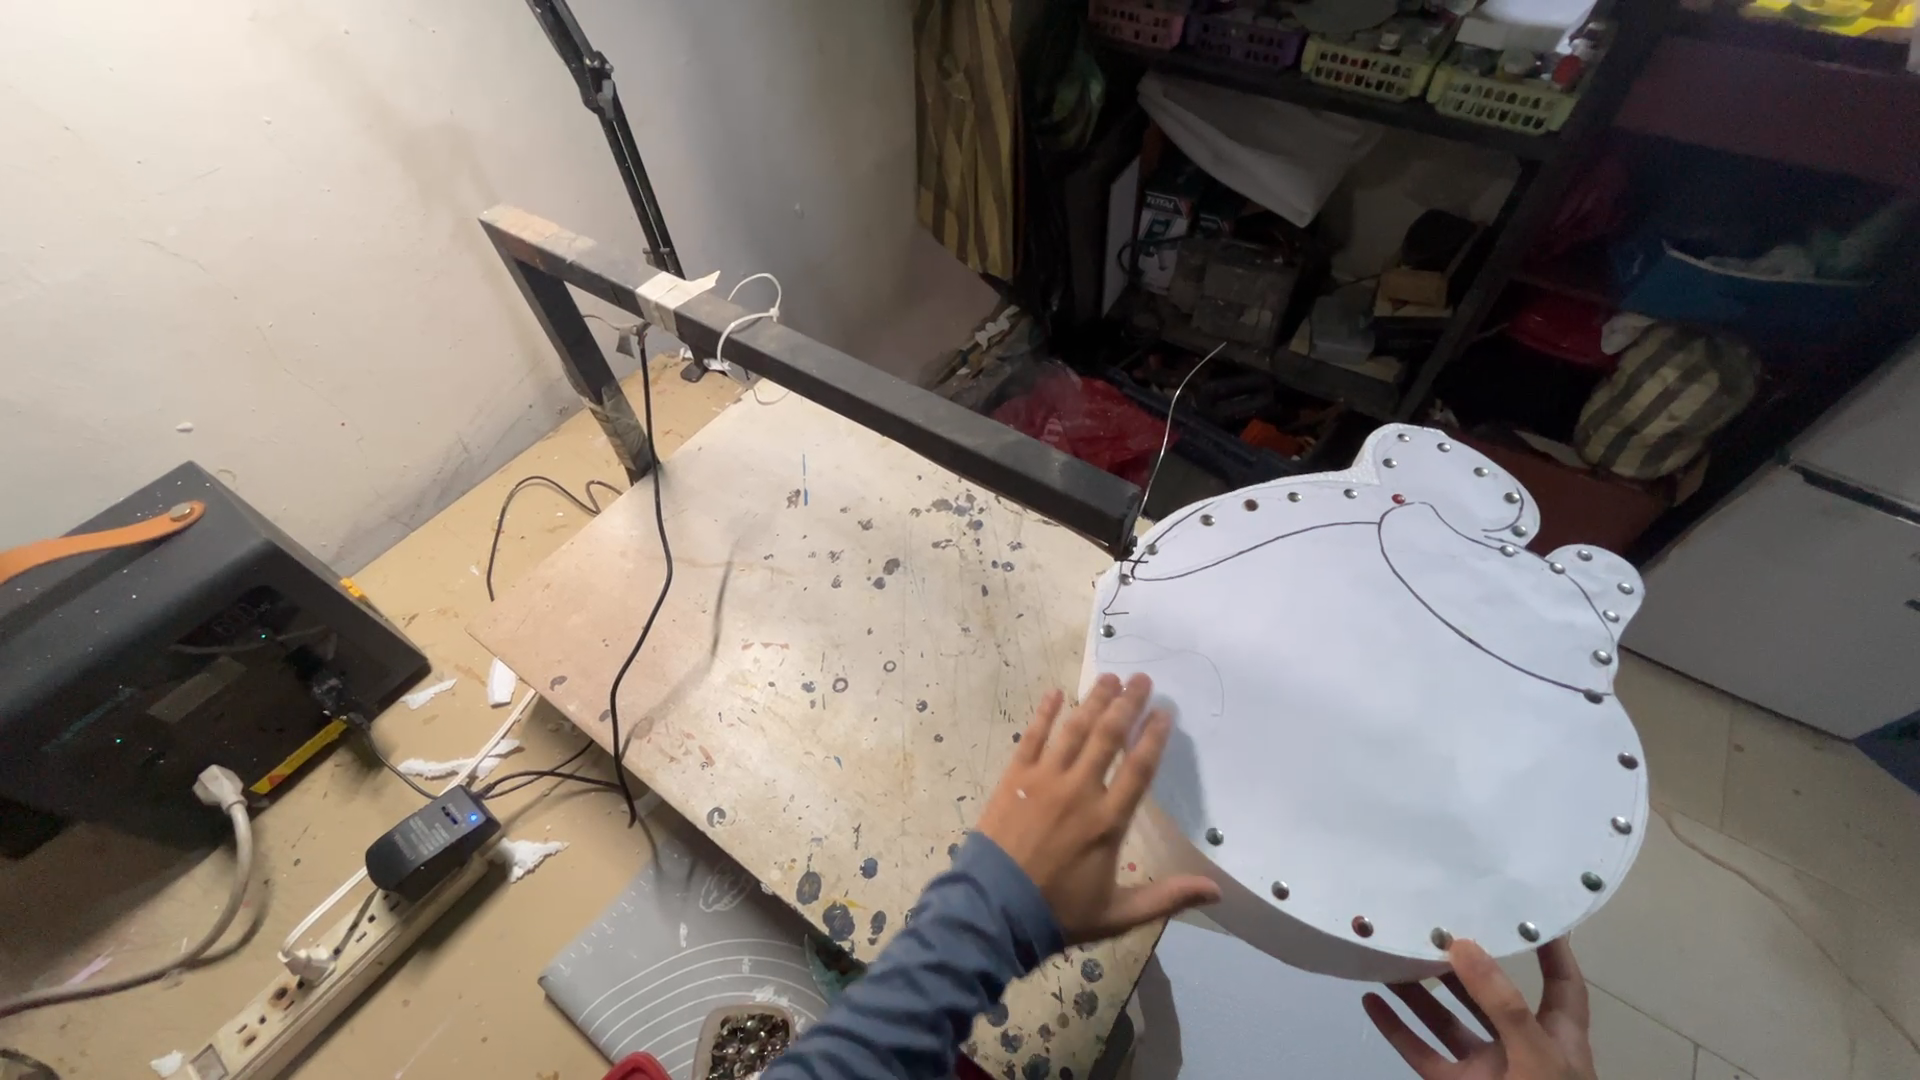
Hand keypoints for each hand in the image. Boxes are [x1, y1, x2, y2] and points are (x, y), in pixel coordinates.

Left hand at [976, 673, 1220, 944]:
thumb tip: (1216, 890)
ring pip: (1074, 729)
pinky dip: (1045, 712)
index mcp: (1107, 821)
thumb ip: (1167, 897)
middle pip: (1108, 736)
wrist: (994, 908)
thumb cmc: (1059, 911)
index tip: (1165, 712)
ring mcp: (1044, 779)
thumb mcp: (1119, 913)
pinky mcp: (1015, 776)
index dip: (1153, 737)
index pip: (1138, 768)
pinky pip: (1033, 736)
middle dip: (1127, 704)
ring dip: (1093, 701)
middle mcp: (1079, 790)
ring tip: (1109, 677)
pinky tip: (1055, 692)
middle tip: (1141, 679)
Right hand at [1363, 938, 1596, 1079]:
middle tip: (1422, 919)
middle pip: (1486, 992)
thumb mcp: (1538, 1059)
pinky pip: (1418, 1051)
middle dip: (1457, 959)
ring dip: (1416, 988)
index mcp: (1556, 1039)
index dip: (1548, 947)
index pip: (1559, 984)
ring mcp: (1485, 1070)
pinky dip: (1393, 1026)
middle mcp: (1519, 1046)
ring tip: (1386, 950)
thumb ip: (1500, 1003)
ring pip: (1445, 1018)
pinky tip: (1369, 999)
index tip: (1521, 906)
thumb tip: (1461, 942)